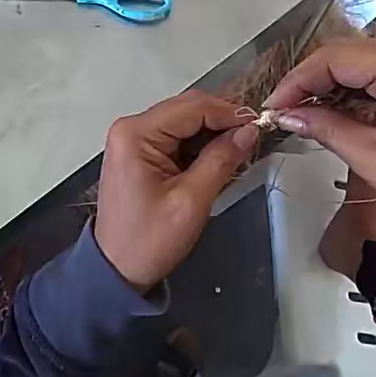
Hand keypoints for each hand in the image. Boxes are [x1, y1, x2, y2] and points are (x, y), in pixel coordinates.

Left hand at [94, 91, 257, 290]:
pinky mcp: (140, 152)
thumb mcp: (191, 200)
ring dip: (213, 131)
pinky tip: (219, 155)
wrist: (117, 269)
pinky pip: (177, 136)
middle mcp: (131, 128)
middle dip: (222, 119)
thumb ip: (221, 160)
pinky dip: (200, 143)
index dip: (229, 113)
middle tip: (254, 134)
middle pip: (188, 108)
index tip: (259, 124)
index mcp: (136, 134)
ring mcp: (134, 139)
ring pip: (185, 121)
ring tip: (241, 146)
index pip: (193, 107)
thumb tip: (247, 132)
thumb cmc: (148, 241)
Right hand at [265, 38, 375, 233]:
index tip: (275, 107)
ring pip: (365, 61)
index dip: (298, 80)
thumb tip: (287, 115)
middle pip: (350, 53)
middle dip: (313, 83)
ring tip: (309, 118)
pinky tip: (342, 113)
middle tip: (287, 115)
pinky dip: (360, 90)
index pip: (337, 57)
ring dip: (335, 86)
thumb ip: (327, 128)